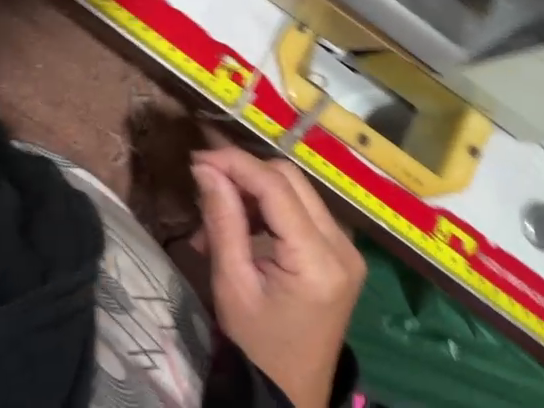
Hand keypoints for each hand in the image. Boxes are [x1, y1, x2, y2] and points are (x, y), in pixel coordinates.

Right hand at [192, 146, 366, 406]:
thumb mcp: (231, 283)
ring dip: (253, 189)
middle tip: (203, 181)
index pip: (276, 186)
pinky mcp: (340, 252)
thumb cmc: (256, 345)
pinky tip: (240, 225)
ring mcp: (347, 248)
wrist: (292, 391)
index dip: (235, 163)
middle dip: (244, 172)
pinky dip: (267, 207)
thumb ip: (222, 220)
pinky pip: (301, 209)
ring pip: (296, 189)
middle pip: (290, 179)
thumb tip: (204, 167)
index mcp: (318, 260)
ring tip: (216, 214)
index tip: (196, 158)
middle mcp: (342, 246)